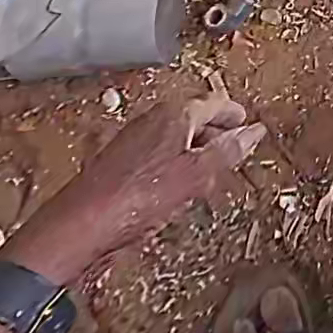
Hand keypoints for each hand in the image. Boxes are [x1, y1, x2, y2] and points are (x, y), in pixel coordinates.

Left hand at [1, 94, 265, 283]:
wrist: (76, 228)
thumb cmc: (140, 198)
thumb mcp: (196, 175)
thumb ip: (228, 151)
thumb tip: (255, 131)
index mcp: (176, 114)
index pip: (216, 104)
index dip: (235, 115)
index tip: (248, 124)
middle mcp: (155, 117)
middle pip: (196, 116)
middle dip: (217, 131)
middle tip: (234, 149)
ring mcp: (134, 137)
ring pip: (176, 134)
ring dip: (196, 146)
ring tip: (210, 169)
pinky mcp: (118, 159)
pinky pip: (159, 149)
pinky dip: (176, 159)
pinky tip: (176, 184)